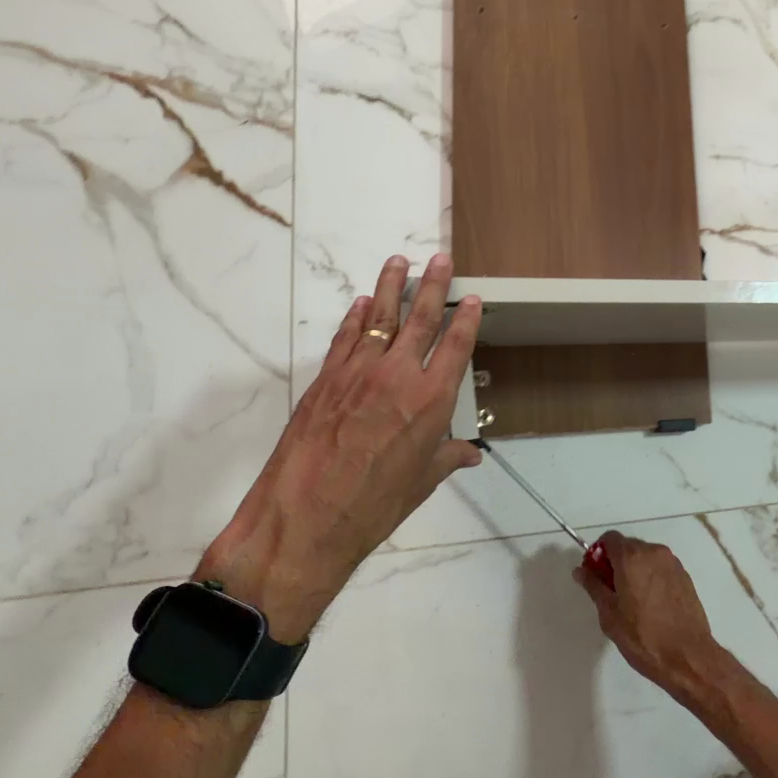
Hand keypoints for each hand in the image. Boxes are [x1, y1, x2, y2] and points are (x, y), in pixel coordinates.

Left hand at [199, 254, 482, 641]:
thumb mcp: (422, 482)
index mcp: (431, 400)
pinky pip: (346, 338)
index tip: (472, 298)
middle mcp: (398, 375)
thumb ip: (447, 456)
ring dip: (390, 287)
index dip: (466, 319)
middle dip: (433, 286)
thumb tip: (471, 452)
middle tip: (440, 259)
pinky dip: (355, 317)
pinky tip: (361, 303)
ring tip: (399, 262)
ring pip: (379, 317)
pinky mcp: (326, 379)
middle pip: (420, 319)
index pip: (455, 346)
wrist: (305, 518)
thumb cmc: (375, 505)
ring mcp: (358, 372)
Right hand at [575, 531, 726, 693]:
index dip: (599, 554)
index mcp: (632, 557)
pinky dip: (651, 577)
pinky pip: (661, 567)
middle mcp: (654, 552)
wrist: (688, 656)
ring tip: (633, 601)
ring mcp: (672, 563)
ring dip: (635, 570)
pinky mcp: (685, 575)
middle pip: (628, 546)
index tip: (596, 575)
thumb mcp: (610, 615)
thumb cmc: (643, 637)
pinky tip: (652, 604)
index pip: (610, 538)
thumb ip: (594, 587)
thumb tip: (580, 570)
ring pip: (646, 557)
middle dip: (616, 563)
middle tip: (611, 592)